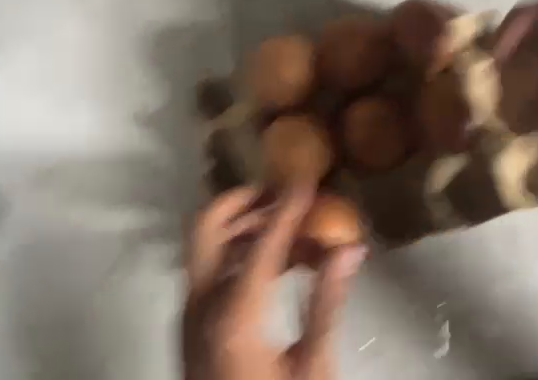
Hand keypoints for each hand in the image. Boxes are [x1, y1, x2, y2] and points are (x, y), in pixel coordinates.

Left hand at [183, 186, 365, 379]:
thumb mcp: (313, 368)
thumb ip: (327, 302)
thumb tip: (351, 247)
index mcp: (233, 314)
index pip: (262, 240)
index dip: (288, 205)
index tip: (308, 177)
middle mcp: (199, 305)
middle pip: (208, 225)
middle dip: (245, 201)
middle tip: (285, 196)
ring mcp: (187, 317)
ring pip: (206, 247)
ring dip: (243, 228)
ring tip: (294, 235)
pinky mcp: (188, 331)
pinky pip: (207, 272)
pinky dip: (235, 254)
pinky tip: (275, 267)